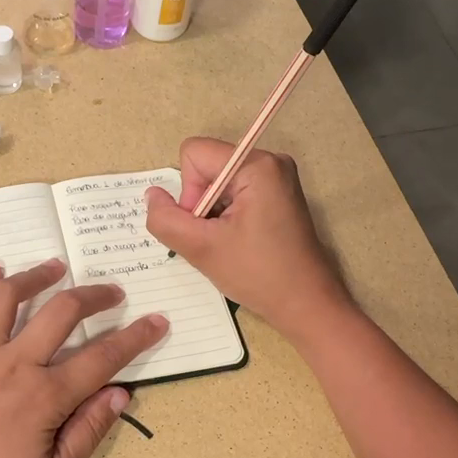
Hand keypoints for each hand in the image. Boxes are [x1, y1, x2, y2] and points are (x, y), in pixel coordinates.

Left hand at [0, 258, 167, 457]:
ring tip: (56, 267)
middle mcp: (11, 364)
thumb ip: (87, 433)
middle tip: (111, 291)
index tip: (157, 320)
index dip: (136, 337)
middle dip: (94, 295)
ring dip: (37, 276)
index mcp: (43, 398)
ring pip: (8, 296)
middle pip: (61, 312)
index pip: (103, 358)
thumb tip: (120, 394)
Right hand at [144, 137, 350, 339]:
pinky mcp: (278, 194)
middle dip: (200, 204)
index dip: (188, 191)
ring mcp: (276, 177)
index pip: (194, 154)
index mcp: (256, 165)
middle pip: (207, 167)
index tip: (205, 224)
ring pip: (217, 182)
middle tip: (216, 238)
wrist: (306, 303)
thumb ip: (166, 219)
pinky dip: (226, 216)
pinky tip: (238, 241)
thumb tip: (151, 195)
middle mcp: (270, 161)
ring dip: (212, 213)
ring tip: (228, 243)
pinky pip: (234, 192)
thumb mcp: (201, 248)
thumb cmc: (258, 275)